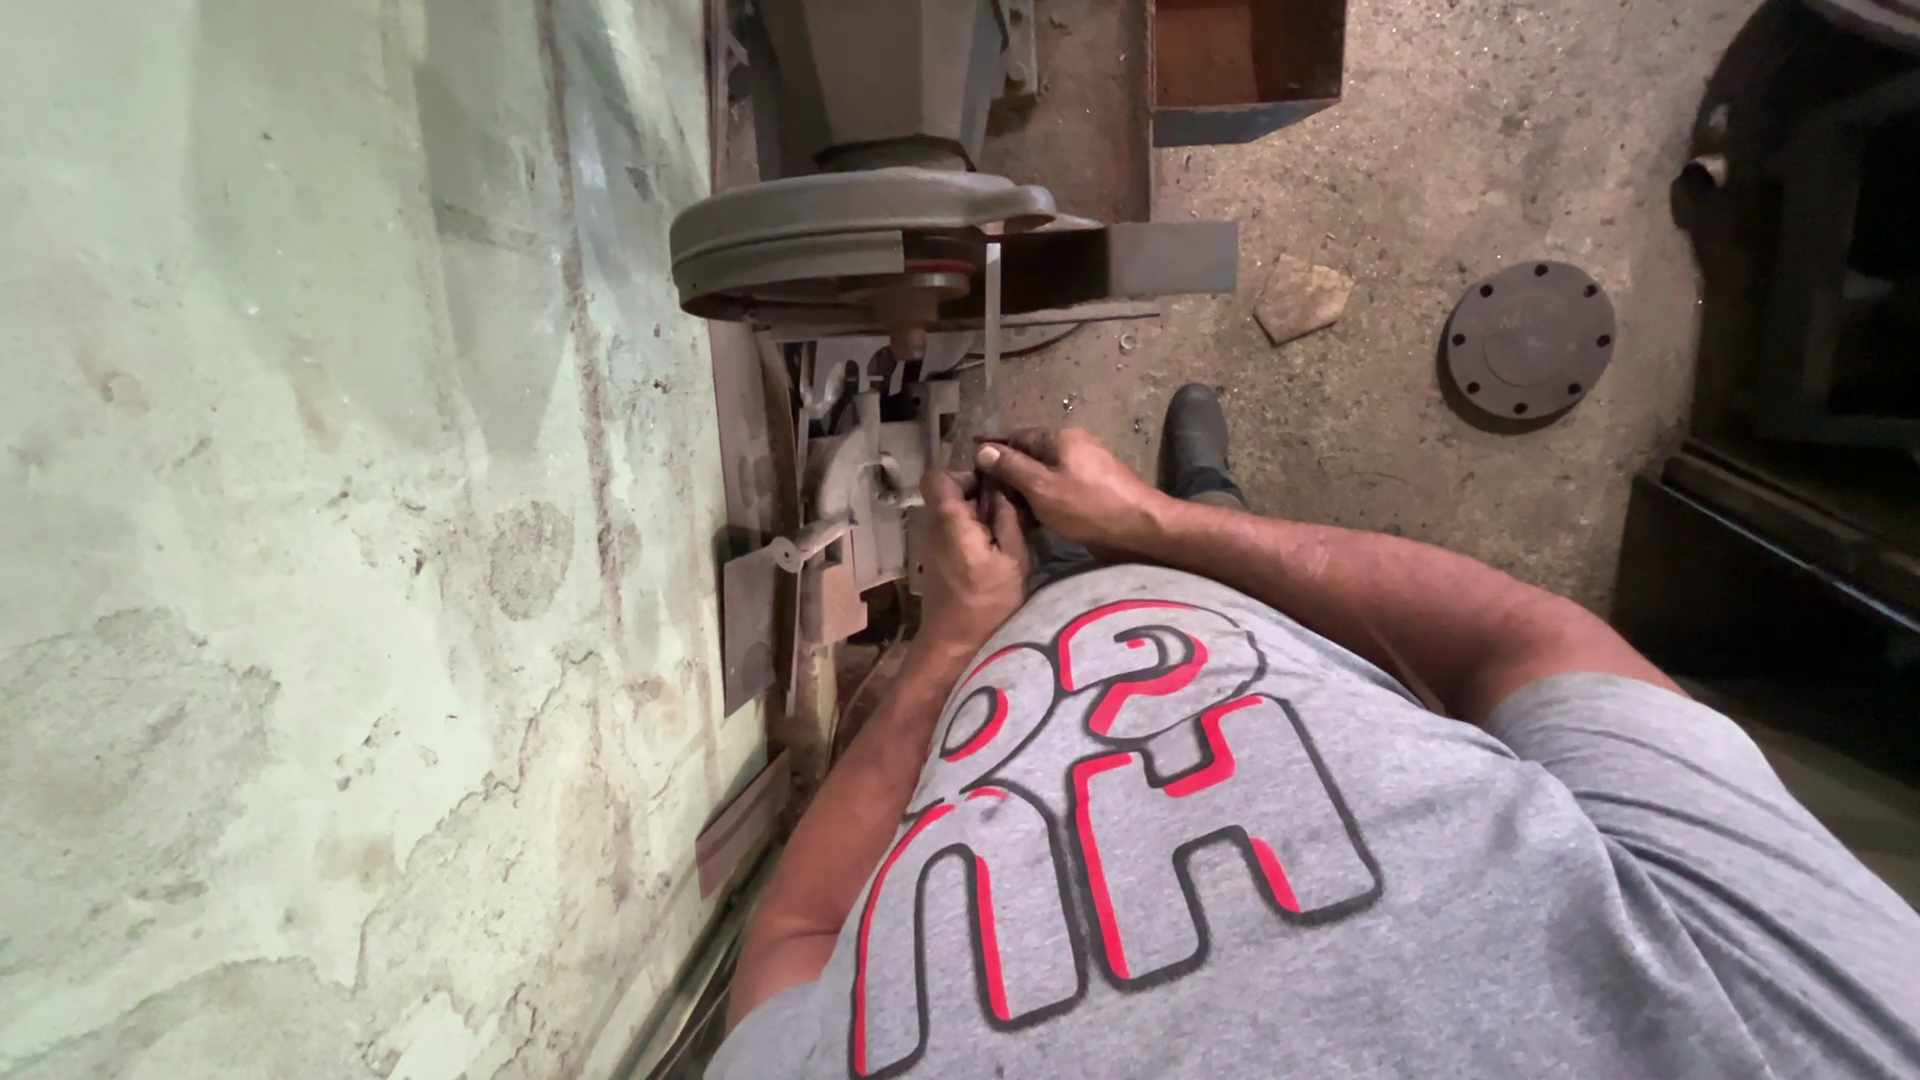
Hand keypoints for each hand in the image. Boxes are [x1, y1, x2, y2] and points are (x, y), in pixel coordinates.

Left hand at [915, 468, 1030, 654]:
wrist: (954, 641)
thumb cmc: (988, 601)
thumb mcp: (1012, 557)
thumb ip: (1008, 516)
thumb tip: (1004, 486)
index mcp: (948, 519)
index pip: (938, 475)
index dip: (965, 474)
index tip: (991, 488)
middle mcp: (931, 525)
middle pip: (946, 491)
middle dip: (975, 494)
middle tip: (1005, 511)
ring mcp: (929, 542)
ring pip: (949, 510)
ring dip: (974, 514)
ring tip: (1003, 530)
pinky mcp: (934, 556)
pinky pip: (950, 528)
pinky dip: (969, 530)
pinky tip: (991, 549)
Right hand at [974, 428, 1171, 553]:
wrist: (1140, 527)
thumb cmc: (1088, 506)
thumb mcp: (1042, 487)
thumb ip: (1012, 467)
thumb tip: (983, 450)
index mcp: (1061, 437)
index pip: (1018, 437)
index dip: (995, 452)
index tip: (975, 468)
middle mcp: (1074, 445)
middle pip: (1032, 454)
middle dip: (1010, 472)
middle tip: (988, 494)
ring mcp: (1087, 466)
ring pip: (1047, 473)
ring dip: (1027, 488)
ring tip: (1007, 508)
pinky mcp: (1095, 487)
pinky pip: (1061, 486)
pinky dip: (1045, 497)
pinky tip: (1036, 516)